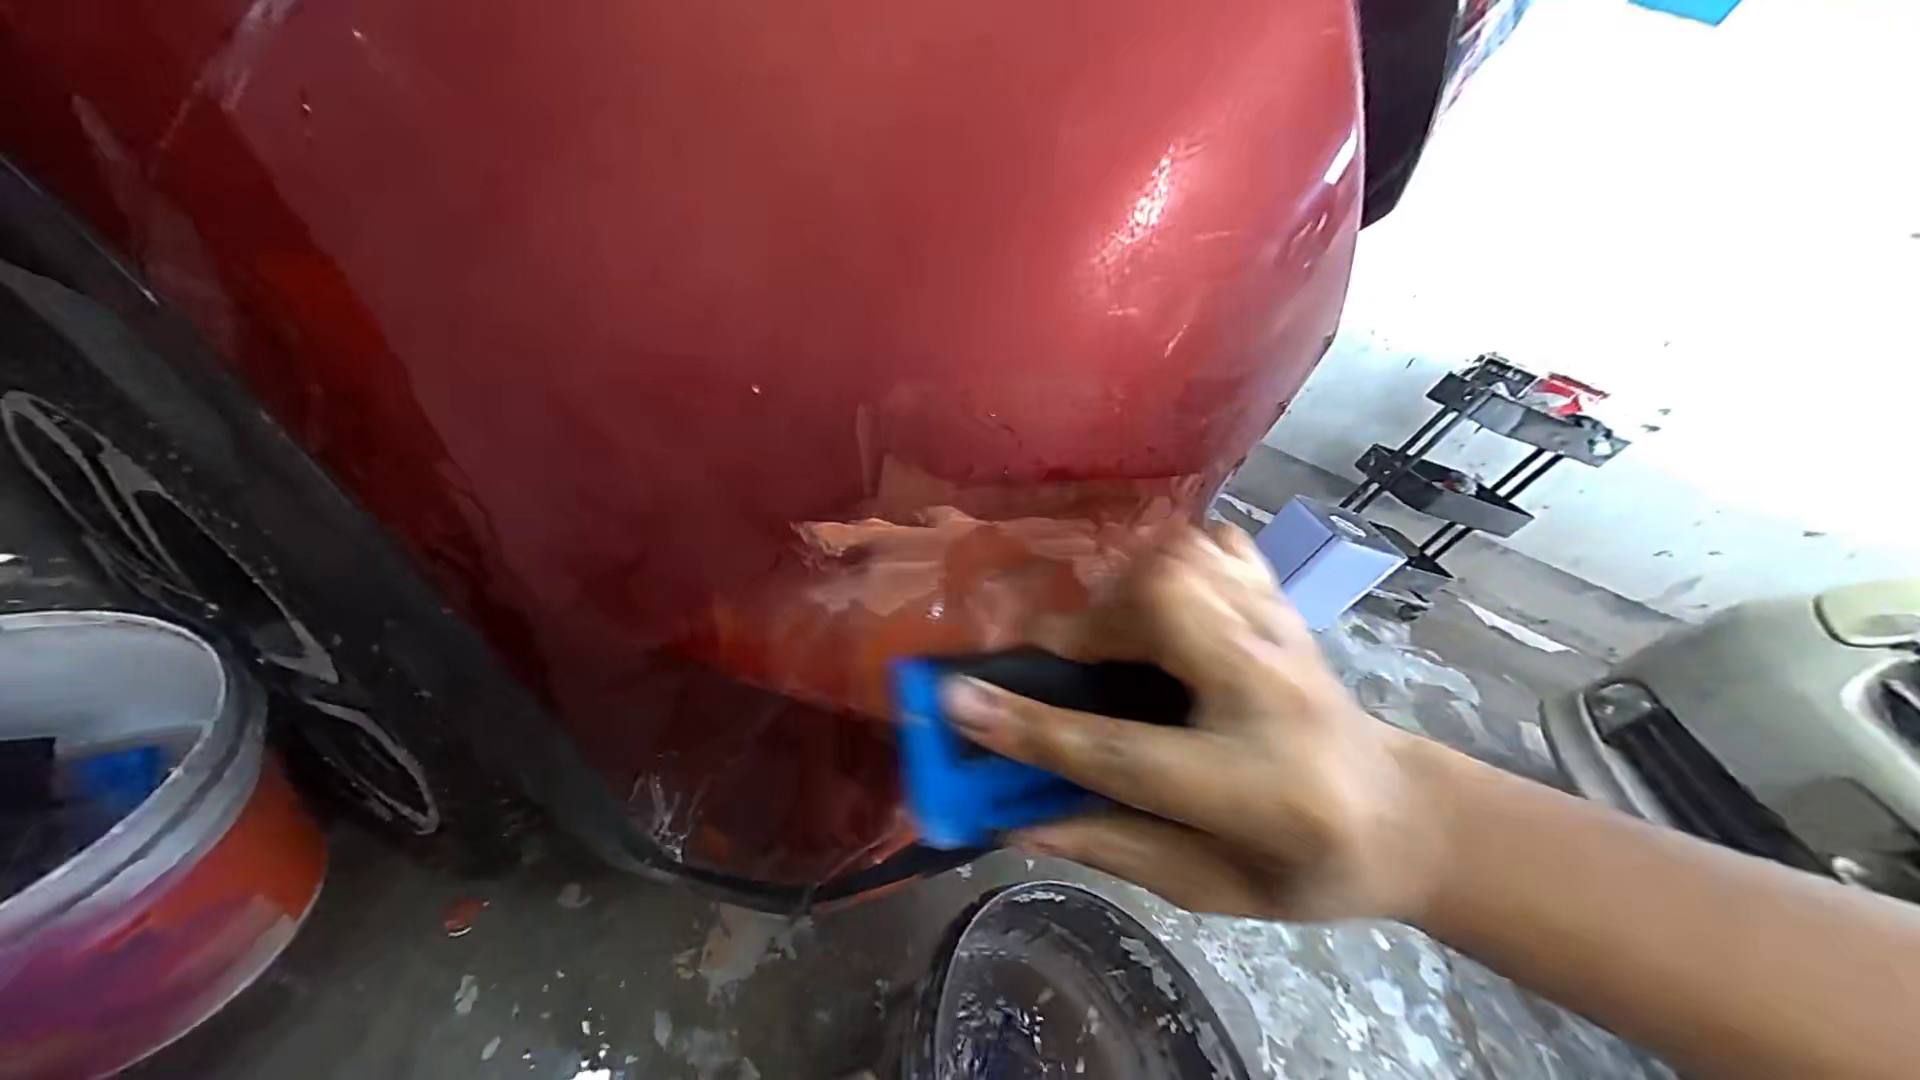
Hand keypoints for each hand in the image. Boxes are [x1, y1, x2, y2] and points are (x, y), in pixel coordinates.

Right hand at [941, 522, 1447, 921]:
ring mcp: (1285, 634)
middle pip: (1164, 610)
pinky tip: (1162, 591)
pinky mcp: (1284, 605)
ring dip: (1125, 585)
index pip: (1121, 753)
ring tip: (1113, 629)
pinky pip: (1218, 546)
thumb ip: (1111, 845)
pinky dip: (1173, 553)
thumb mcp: (1210, 889)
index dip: (1029, 728)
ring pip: (1186, 562)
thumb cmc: (1304, 867)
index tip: (956, 701)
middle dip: (1093, 623)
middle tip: (1067, 653)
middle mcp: (1273, 692)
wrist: (1401, 816)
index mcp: (1257, 787)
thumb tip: (1011, 816)